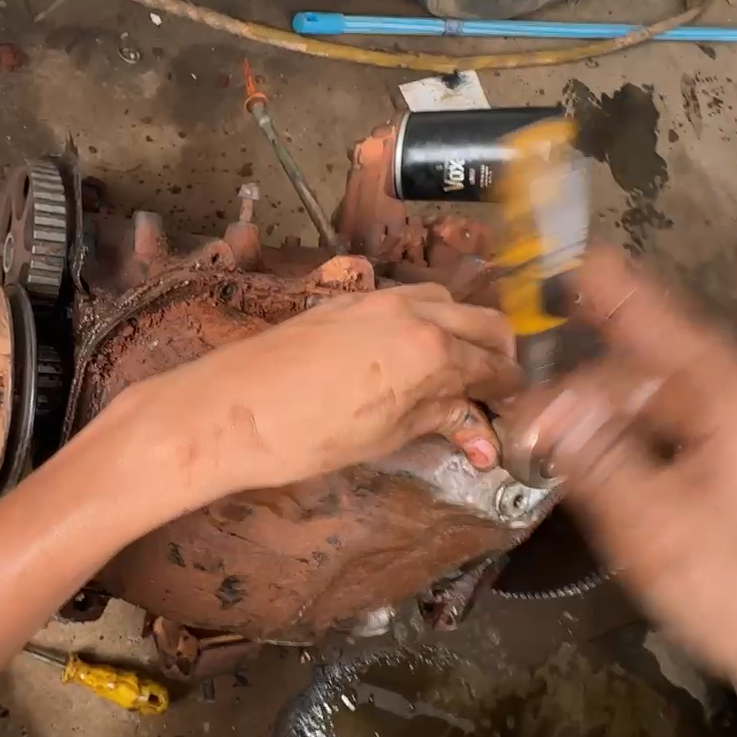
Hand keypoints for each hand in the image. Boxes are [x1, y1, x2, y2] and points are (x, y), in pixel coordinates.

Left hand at [102, 283, 521, 505]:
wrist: (226, 409)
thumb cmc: (305, 437)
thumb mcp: (382, 437)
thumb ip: (436, 418)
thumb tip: (479, 429)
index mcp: (430, 350)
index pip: (494, 365)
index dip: (509, 391)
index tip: (509, 408)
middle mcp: (408, 312)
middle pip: (480, 320)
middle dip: (495, 352)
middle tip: (488, 388)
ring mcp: (370, 300)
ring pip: (439, 300)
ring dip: (457, 328)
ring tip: (448, 368)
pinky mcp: (338, 301)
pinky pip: (397, 300)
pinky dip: (417, 319)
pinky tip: (403, 350)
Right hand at [508, 251, 736, 708]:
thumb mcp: (646, 527)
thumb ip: (587, 451)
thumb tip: (541, 402)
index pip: (656, 325)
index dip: (605, 290)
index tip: (568, 259)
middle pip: (662, 369)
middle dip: (597, 392)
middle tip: (544, 430)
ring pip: (686, 398)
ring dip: (629, 419)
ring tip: (590, 457)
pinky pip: (714, 421)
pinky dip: (667, 434)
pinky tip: (647, 473)